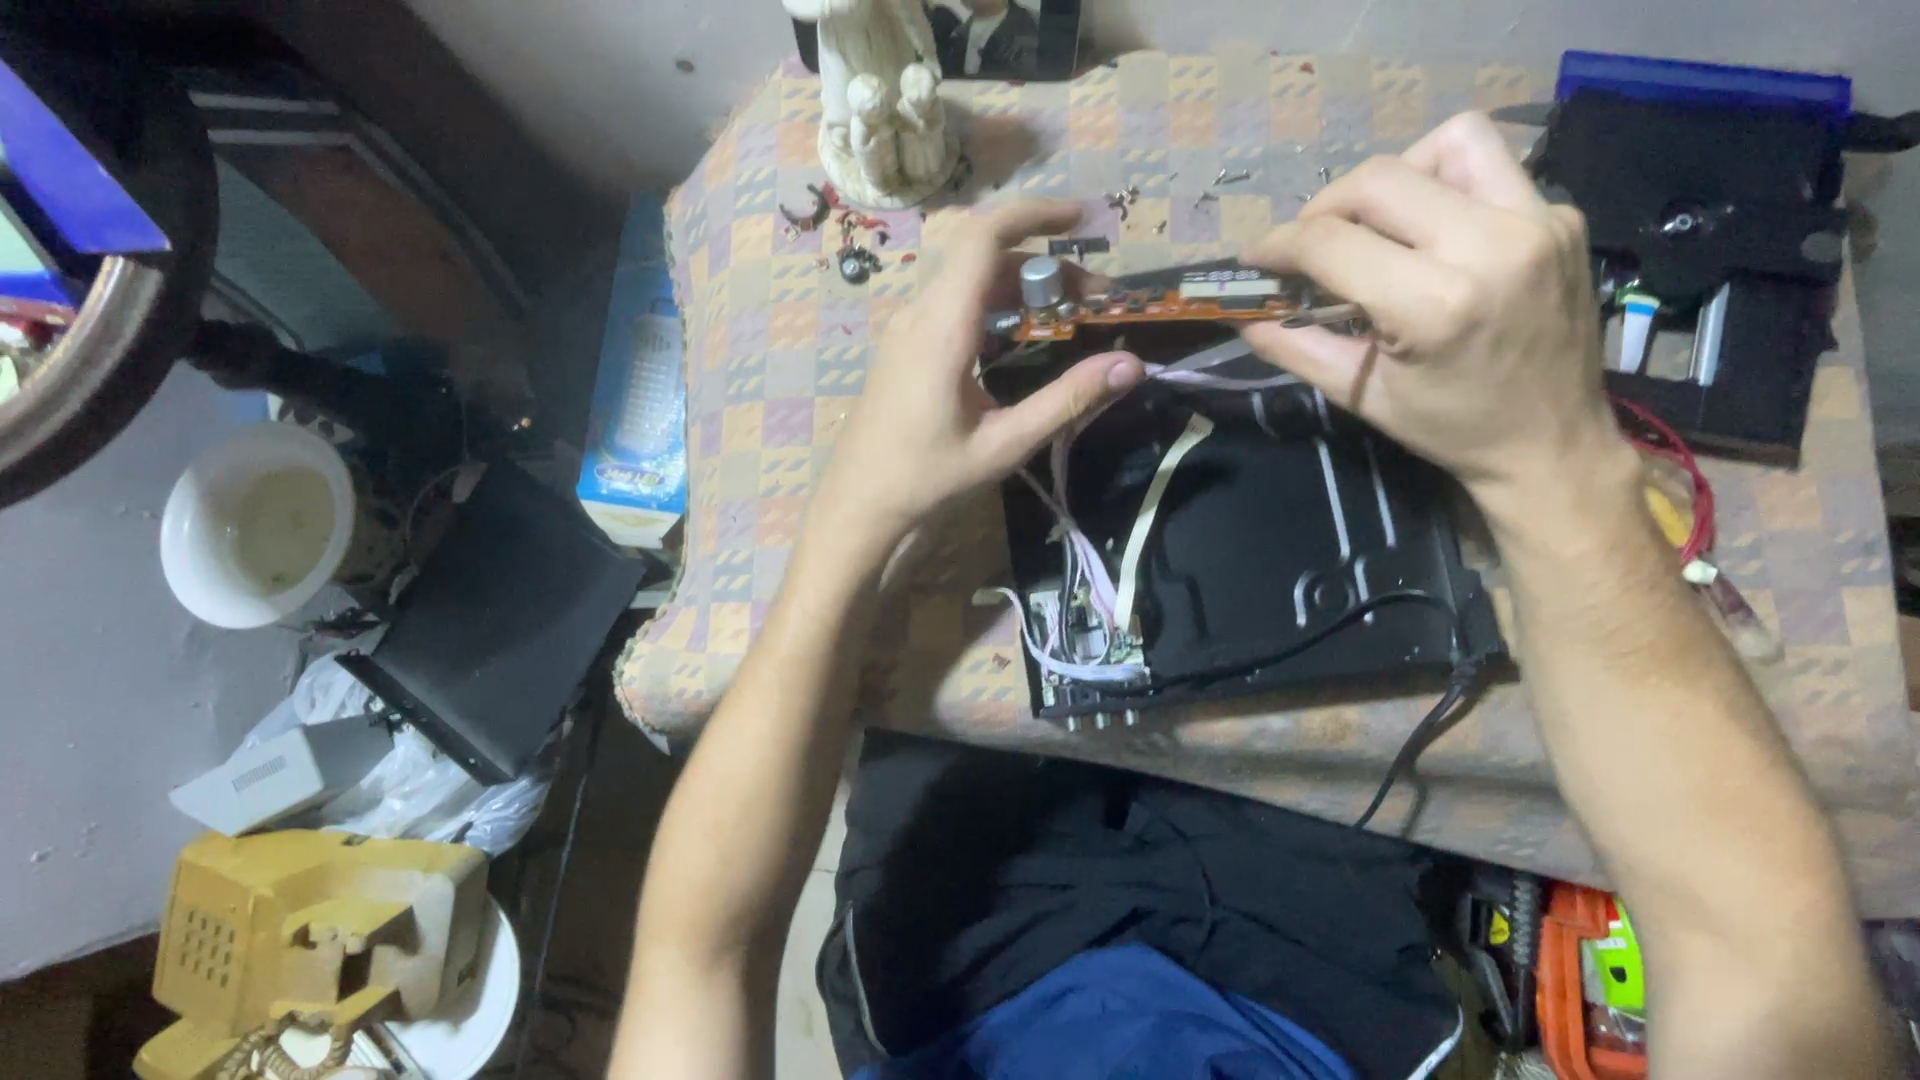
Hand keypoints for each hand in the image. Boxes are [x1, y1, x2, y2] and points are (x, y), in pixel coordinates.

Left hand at [811, 200, 1143, 548]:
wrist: (860, 502)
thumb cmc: (928, 477)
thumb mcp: (1005, 444)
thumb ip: (1067, 400)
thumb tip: (1130, 364)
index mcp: (942, 328)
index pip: (984, 237)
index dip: (1035, 213)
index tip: (1083, 218)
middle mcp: (920, 314)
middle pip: (986, 258)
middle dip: (1046, 265)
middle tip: (1095, 299)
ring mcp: (908, 328)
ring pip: (970, 280)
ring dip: (1022, 286)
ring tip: (1070, 315)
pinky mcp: (906, 346)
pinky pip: (954, 304)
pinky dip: (997, 305)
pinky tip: (1023, 337)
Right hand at [1240, 112, 1627, 513]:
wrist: (1552, 442)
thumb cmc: (1450, 428)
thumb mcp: (1360, 395)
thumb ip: (1294, 347)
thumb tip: (1243, 315)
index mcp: (1434, 305)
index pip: (1331, 242)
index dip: (1278, 244)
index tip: (1256, 257)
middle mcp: (1491, 246)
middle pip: (1379, 179)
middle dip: (1324, 207)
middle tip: (1309, 245)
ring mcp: (1536, 221)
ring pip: (1448, 143)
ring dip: (1395, 176)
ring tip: (1378, 223)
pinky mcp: (1561, 215)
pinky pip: (1491, 167)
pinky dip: (1444, 188)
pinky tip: (1430, 233)